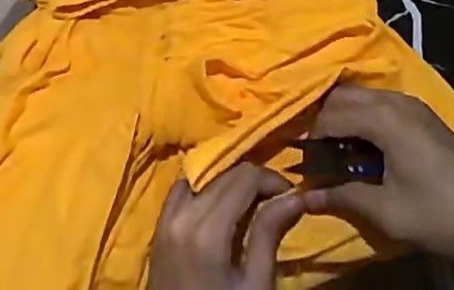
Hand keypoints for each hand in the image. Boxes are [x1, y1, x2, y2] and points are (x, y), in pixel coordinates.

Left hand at [148, 162, 306, 289]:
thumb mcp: (254, 287)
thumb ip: (269, 234)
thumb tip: (295, 195)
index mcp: (207, 232)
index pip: (246, 177)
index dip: (272, 179)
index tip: (290, 194)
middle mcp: (183, 215)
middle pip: (226, 174)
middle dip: (254, 180)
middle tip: (276, 198)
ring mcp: (165, 221)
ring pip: (204, 176)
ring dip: (229, 181)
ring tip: (249, 200)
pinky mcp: (158, 230)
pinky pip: (182, 190)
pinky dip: (203, 187)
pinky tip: (218, 203)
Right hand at [298, 86, 453, 289]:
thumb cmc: (439, 213)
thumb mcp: (388, 212)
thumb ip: (344, 197)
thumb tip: (304, 196)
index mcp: (385, 117)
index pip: (333, 113)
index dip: (311, 136)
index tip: (297, 160)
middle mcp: (396, 100)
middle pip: (346, 96)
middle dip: (324, 121)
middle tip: (312, 156)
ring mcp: (412, 104)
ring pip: (363, 97)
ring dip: (344, 118)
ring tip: (334, 155)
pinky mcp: (422, 115)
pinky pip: (381, 104)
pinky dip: (363, 119)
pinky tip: (362, 150)